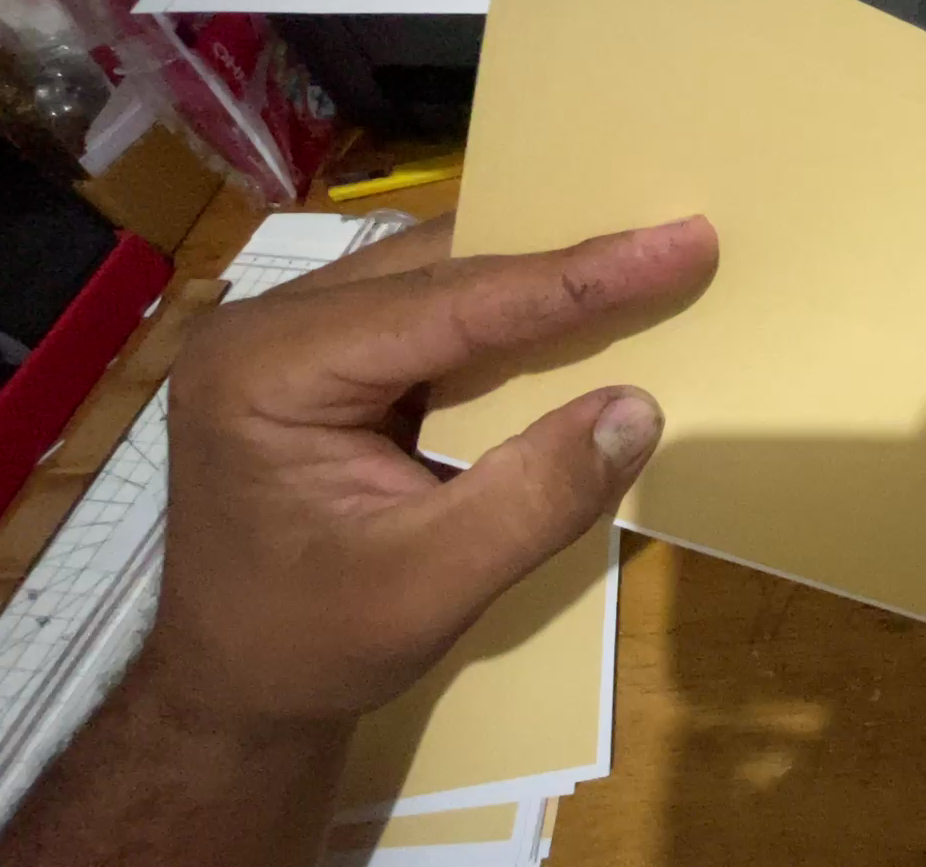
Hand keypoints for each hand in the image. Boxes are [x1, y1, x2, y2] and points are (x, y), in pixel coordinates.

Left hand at [150, 215, 717, 725]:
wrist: (239, 684)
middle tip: (679, 242)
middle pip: (459, 267)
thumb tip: (641, 407)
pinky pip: (458, 307)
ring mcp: (315, 333)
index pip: (461, 304)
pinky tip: (585, 309)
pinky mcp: (353, 355)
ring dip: (557, 274)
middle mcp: (286, 324)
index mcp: (275, 368)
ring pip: (460, 273)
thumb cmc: (315, 641)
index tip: (686, 241)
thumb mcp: (433, 587)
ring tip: (646, 260)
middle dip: (575, 259)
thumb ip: (538, 498)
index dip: (585, 276)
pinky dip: (533, 308)